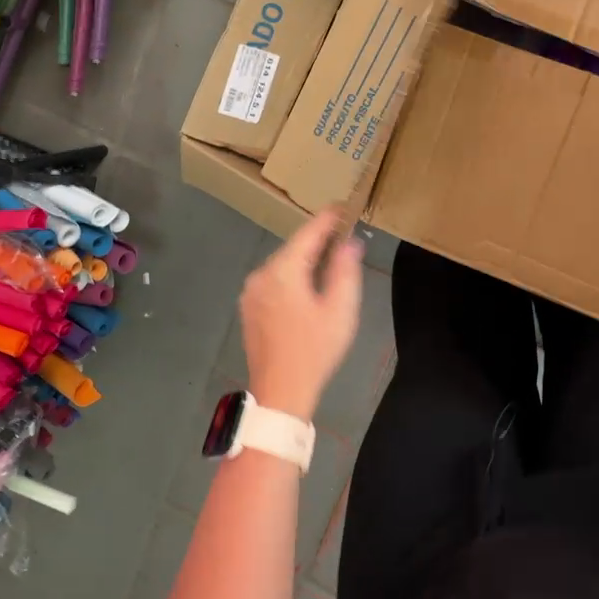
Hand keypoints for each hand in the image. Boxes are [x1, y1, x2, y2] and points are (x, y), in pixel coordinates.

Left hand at [239, 208, 363, 419]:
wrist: (280, 392)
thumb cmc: (315, 351)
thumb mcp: (340, 311)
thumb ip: (345, 271)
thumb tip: (350, 243)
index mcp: (283, 271)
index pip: (308, 233)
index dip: (327, 219)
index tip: (342, 206)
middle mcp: (261, 274)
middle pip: (293, 249)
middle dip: (317, 242)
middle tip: (341, 236)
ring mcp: (251, 292)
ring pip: (282, 266)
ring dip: (304, 261)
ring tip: (328, 262)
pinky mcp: (248, 308)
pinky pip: (273, 281)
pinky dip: (291, 277)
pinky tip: (306, 289)